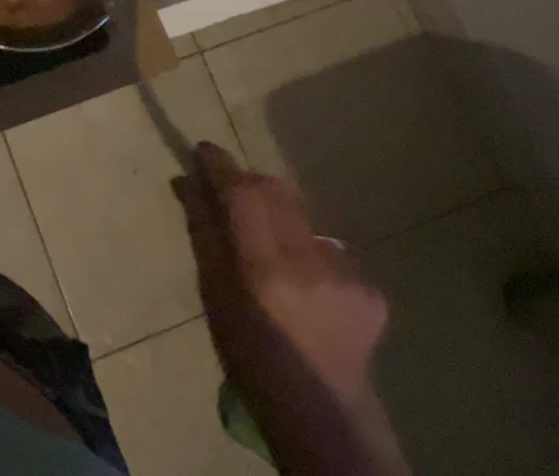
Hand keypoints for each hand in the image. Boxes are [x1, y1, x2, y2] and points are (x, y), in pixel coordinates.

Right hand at [173, 143, 405, 475]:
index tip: (203, 149)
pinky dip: (309, 253)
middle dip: (250, 182)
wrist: (319, 410)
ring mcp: (346, 274)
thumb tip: (187, 183)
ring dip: (280, 219)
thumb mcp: (214, 295)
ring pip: (304, 220)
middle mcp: (309, 262)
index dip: (220, 165)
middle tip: (228, 189)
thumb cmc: (249, 355)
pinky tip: (305, 284)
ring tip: (268, 249)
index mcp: (264, 268)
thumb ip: (204, 235)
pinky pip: (330, 250)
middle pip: (278, 193)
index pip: (242, 194)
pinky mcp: (371, 288)